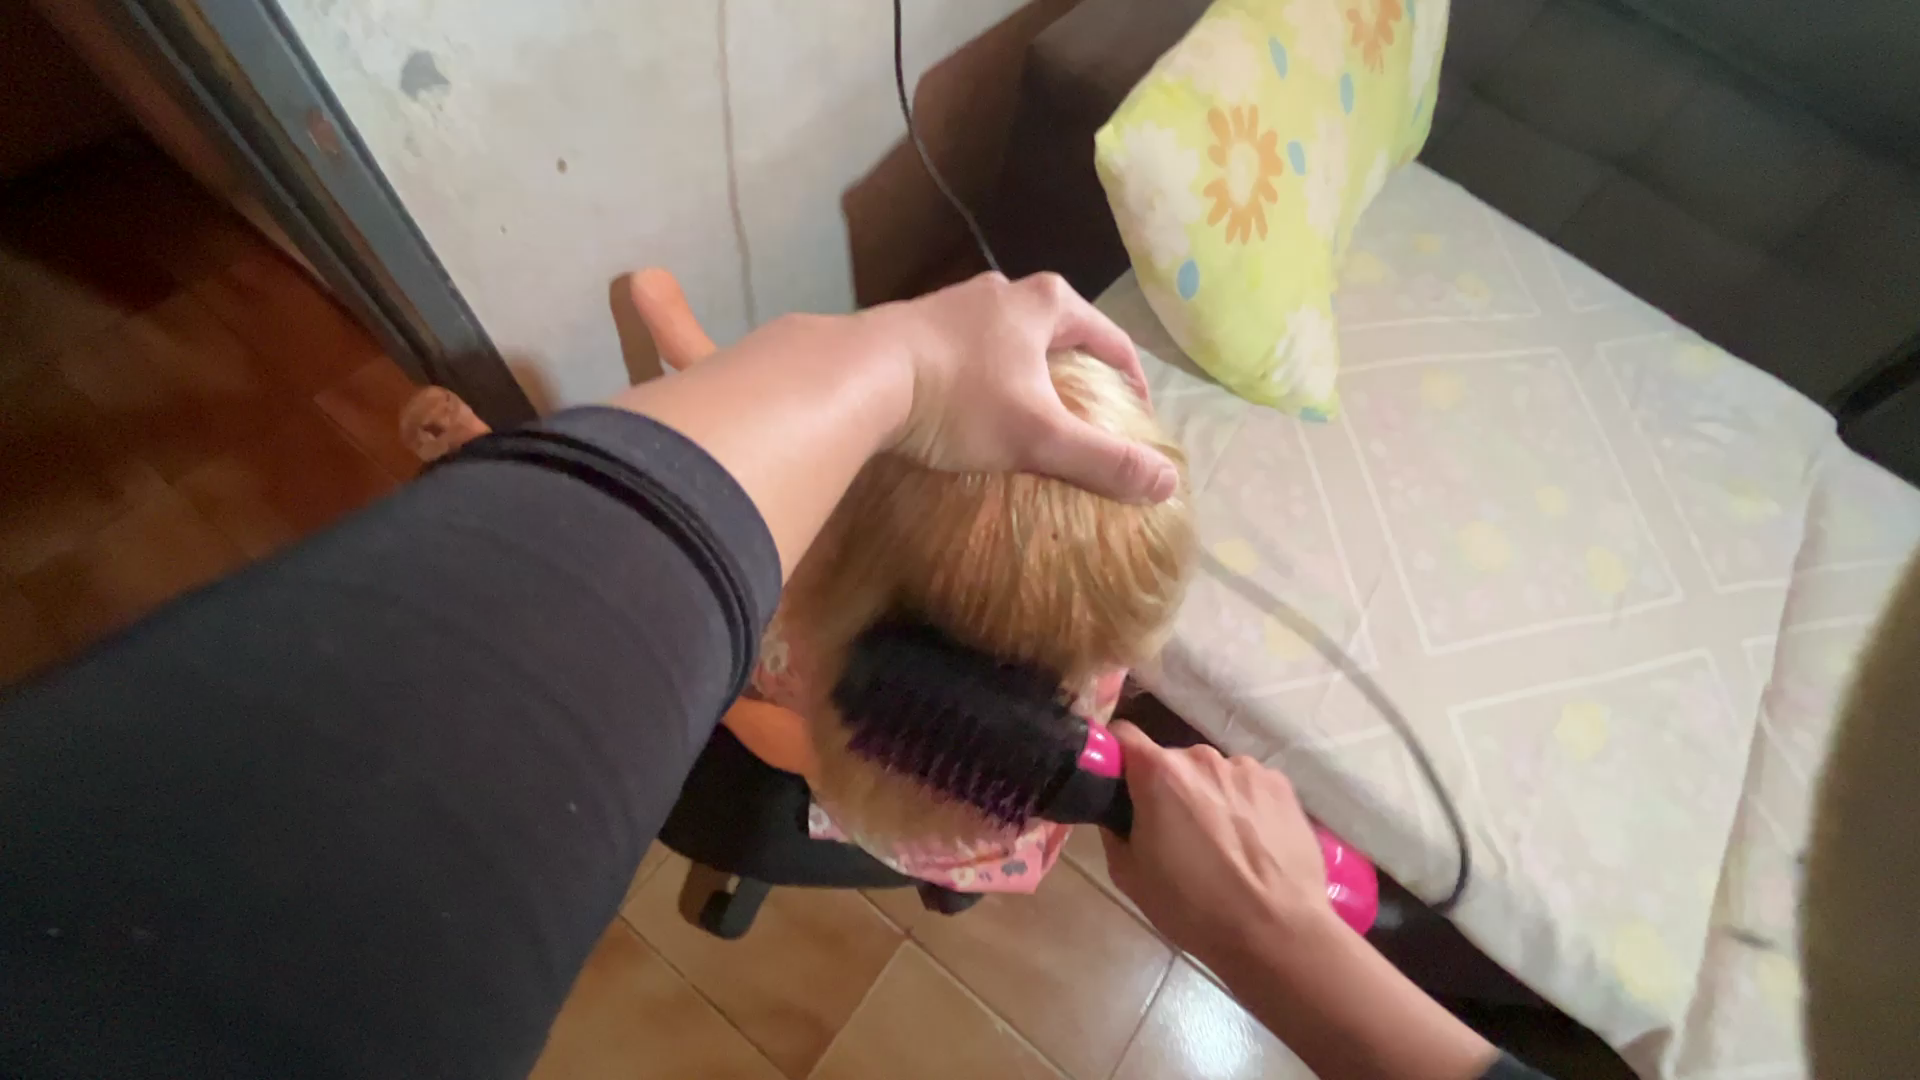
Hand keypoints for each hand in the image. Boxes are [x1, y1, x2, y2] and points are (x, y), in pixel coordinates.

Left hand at [862, 272, 1178, 503]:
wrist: (858, 376)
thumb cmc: (960, 398)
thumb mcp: (1038, 435)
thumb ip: (1103, 460)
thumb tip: (1166, 484)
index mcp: (1045, 304)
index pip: (1111, 340)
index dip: (1131, 379)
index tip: (1138, 415)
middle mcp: (1003, 292)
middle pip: (1060, 333)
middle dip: (1077, 372)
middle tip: (1085, 415)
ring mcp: (955, 304)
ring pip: (1010, 339)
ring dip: (1027, 372)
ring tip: (1029, 412)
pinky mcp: (915, 325)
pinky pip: (969, 351)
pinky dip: (984, 376)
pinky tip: (971, 405)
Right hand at [1102, 722, 1336, 962]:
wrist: (1278, 933)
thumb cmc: (1193, 907)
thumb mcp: (1129, 875)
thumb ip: (1113, 829)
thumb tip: (1116, 811)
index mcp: (1158, 772)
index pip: (1122, 735)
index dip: (1116, 756)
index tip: (1120, 784)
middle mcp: (1200, 757)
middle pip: (1171, 760)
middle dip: (1167, 787)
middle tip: (1174, 832)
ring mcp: (1245, 767)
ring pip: (1211, 773)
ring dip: (1207, 794)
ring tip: (1222, 842)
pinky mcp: (1280, 784)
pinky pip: (1248, 784)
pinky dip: (1244, 803)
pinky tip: (1253, 842)